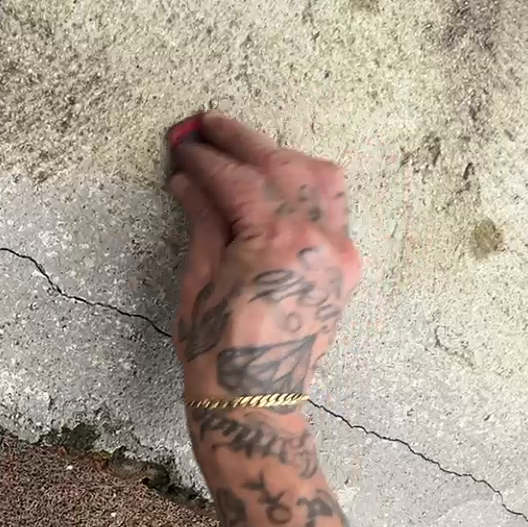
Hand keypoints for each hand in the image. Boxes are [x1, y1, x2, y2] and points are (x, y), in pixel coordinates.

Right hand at [168, 112, 361, 402]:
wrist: (253, 401)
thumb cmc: (215, 353)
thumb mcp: (198, 284)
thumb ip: (203, 223)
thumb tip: (189, 182)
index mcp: (274, 243)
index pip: (239, 180)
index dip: (206, 159)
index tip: (182, 146)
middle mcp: (318, 239)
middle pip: (282, 166)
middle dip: (242, 141)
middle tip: (207, 125)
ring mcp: (339, 252)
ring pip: (319, 178)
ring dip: (279, 157)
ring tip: (244, 150)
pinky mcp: (345, 268)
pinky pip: (332, 208)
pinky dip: (303, 187)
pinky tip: (276, 186)